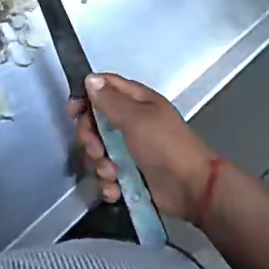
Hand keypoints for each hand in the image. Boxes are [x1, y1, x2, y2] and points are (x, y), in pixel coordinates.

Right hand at [72, 73, 219, 219]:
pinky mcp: (129, 174)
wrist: (193, 190)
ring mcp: (128, 150)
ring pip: (97, 152)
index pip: (103, 88)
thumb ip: (110, 101)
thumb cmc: (166, 146)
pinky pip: (106, 176)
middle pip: (93, 122)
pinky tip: (117, 189)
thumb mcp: (137, 119)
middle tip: (98, 150)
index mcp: (136, 101)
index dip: (85, 96)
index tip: (74, 111)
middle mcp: (130, 122)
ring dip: (100, 164)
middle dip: (90, 138)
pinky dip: (109, 184)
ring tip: (114, 173)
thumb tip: (89, 79)